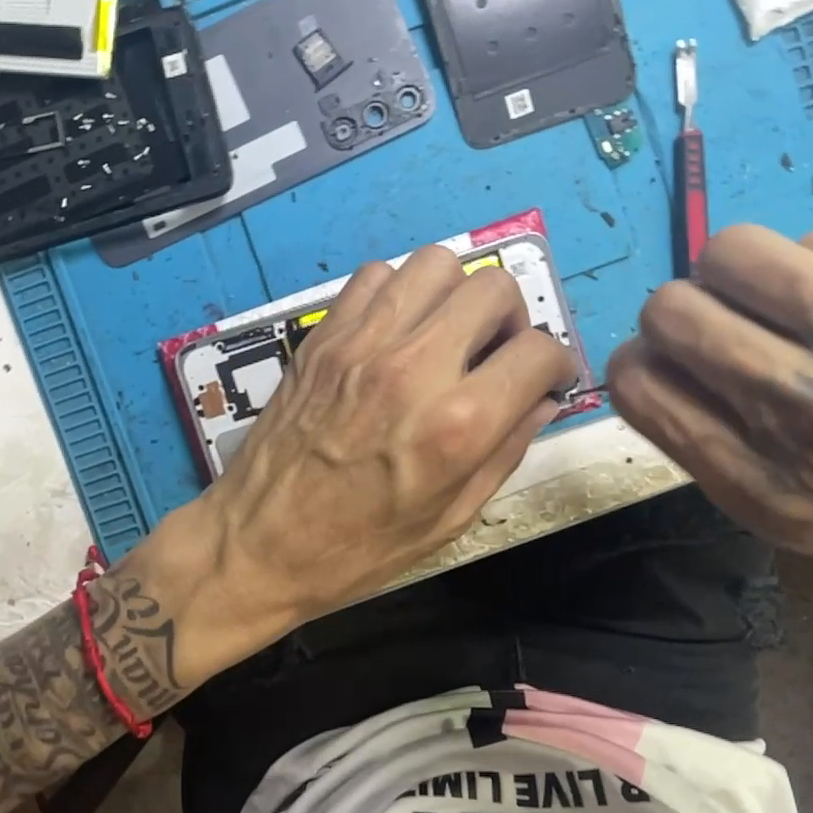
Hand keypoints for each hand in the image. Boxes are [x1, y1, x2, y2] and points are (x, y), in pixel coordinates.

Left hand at [162, 246, 576, 677]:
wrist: (257, 543)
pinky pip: (375, 276)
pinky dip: (398, 292)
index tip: (541, 381)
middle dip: (512, 319)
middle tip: (494, 354)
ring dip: (456, 294)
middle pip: (493, 287)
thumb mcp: (451, 519)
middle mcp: (414, 366)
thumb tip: (540, 398)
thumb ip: (507, 450)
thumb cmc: (358, 549)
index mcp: (457, 423)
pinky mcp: (322, 335)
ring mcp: (361, 342)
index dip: (555, 365)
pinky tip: (395, 332)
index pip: (538, 351)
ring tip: (446, 335)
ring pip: (435, 263)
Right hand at [607, 224, 812, 623]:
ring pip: (731, 254)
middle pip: (669, 312)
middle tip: (723, 323)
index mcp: (771, 488)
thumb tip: (681, 383)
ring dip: (740, 270)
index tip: (667, 363)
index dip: (639, 364)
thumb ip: (739, 459)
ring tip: (784, 291)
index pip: (639, 388)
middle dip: (680, 312)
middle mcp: (801, 410)